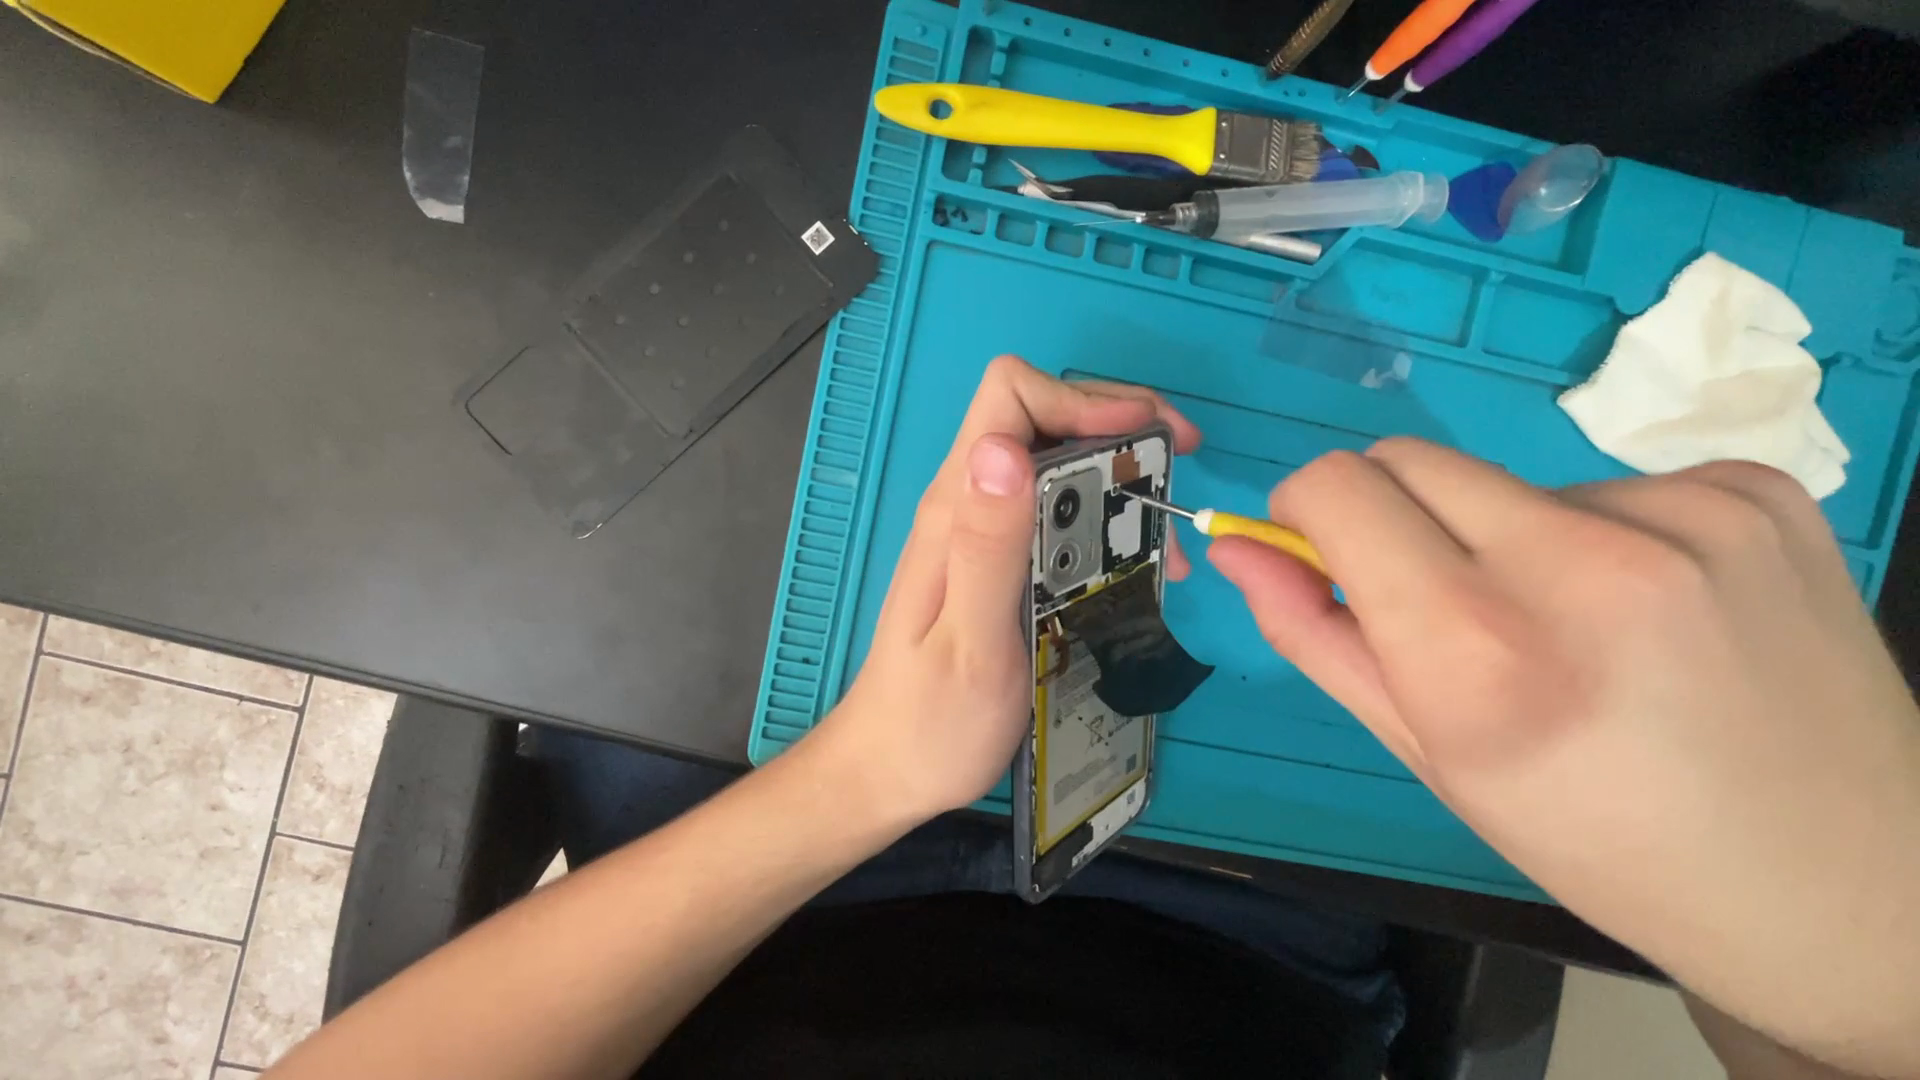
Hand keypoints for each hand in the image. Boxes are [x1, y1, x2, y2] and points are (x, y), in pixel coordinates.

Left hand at [817, 356, 1199, 825]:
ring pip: (1054, 463)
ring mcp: (981, 531)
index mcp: (957, 508)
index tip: (1144, 435)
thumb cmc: (932, 721)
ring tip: (1166, 531)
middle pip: (1040, 415)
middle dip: (1116, 424)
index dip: (1081, 397)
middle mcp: (968, 503)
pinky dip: (1104, 516)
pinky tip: (1135, 560)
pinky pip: (1055, 511)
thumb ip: (987, 545)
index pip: (1010, 397)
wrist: (891, 768)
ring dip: (1117, 474)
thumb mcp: (970, 642)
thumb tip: (1003, 446)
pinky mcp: (995, 560)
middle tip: (1180, 463)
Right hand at [1210, 438, 1919, 1077]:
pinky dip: (1593, 536)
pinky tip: (1648, 610)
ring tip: (1568, 624)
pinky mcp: (1755, 493)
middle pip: (1406, 460)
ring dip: (1497, 535)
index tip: (1320, 549)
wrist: (1849, 891)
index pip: (1336, 488)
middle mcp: (1579, 561)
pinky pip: (1604, 486)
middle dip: (1385, 514)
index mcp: (1477, 646)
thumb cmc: (1594, 836)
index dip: (1304, 508)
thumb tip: (1238, 550)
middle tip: (1434, 598)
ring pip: (1502, 481)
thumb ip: (1313, 635)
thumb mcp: (1426, 752)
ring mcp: (1684, 517)